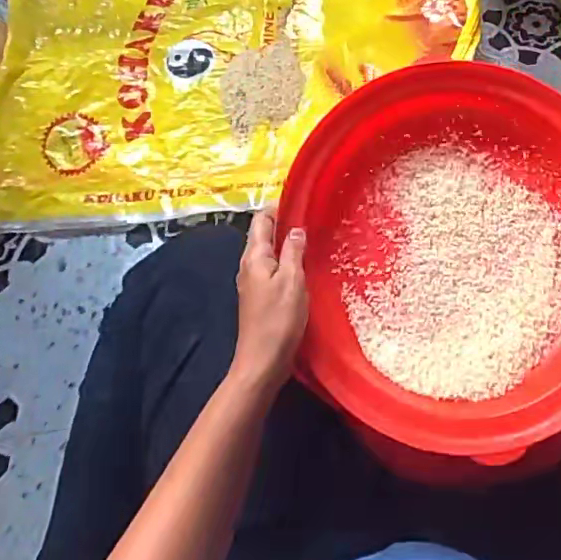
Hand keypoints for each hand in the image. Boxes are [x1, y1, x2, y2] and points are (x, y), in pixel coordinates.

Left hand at [230, 210, 307, 392]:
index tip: (301, 197)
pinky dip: (286, 258)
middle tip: (312, 213)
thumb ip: (293, 251)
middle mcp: (249, 266)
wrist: (262, 363)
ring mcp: (253, 282)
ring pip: (269, 251)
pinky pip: (272, 266)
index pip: (261, 220)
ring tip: (311, 234)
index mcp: (254, 257)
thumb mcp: (292, 280)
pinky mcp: (260, 295)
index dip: (278, 206)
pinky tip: (303, 262)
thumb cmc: (278, 319)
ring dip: (286, 241)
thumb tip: (296, 228)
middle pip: (263, 234)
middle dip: (284, 221)